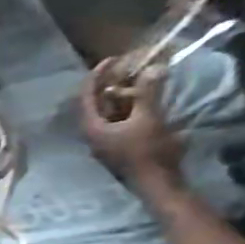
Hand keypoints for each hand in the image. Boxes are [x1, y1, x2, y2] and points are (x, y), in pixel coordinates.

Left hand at [81, 60, 181, 186]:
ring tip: (138, 76)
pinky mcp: (119, 144)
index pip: (86, 96)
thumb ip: (147, 93)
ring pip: (109, 111)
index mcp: (91, 127)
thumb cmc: (147, 152)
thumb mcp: (148, 118)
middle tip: (128, 66)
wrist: (157, 184)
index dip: (97, 75)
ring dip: (122, 94)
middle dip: (111, 83)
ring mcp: (105, 140)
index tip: (112, 59)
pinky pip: (120, 119)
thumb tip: (153, 68)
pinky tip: (144, 97)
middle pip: (96, 103)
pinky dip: (130, 106)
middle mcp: (93, 133)